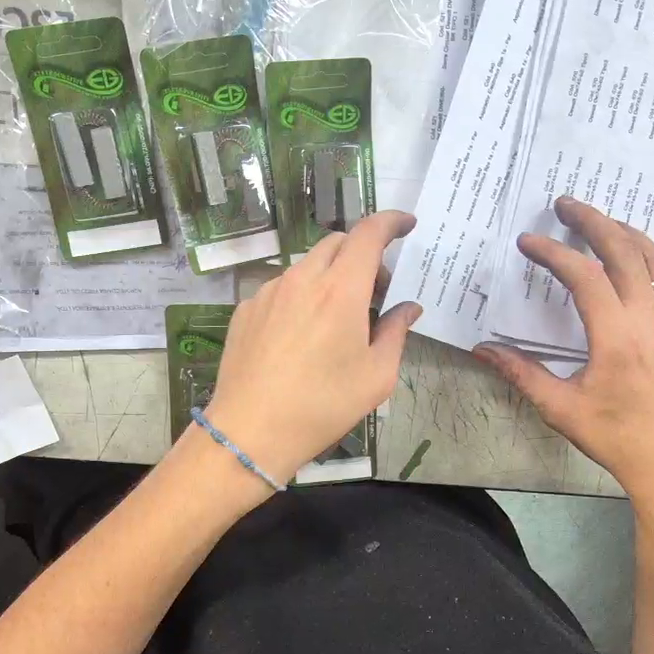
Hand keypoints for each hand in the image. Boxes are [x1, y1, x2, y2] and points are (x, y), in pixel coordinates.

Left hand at [201, 211, 421, 483]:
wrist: (251, 432)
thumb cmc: (323, 407)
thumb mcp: (376, 378)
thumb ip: (396, 333)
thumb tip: (407, 308)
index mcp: (342, 290)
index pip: (369, 233)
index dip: (392, 222)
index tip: (406, 226)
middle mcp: (302, 279)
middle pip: (337, 244)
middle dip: (363, 255)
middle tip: (376, 292)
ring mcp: (268, 292)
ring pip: (307, 266)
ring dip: (330, 277)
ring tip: (337, 319)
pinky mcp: (246, 310)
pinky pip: (281, 289)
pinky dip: (301, 298)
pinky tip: (301, 337)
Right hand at [473, 197, 653, 528]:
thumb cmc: (613, 437)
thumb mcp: (560, 408)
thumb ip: (522, 373)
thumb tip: (483, 349)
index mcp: (617, 337)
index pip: (585, 277)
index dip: (555, 253)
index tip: (528, 242)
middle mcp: (647, 318)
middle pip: (625, 251)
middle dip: (593, 221)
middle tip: (564, 204)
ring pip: (652, 258)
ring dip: (624, 231)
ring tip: (597, 220)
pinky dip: (650, 254)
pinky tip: (636, 253)